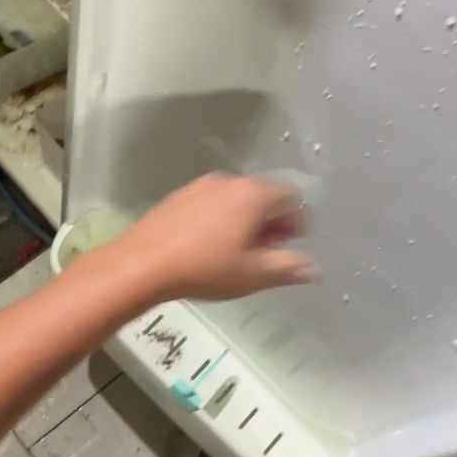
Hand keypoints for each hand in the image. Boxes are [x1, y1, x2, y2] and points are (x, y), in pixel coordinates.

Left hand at [99, 172, 316, 300]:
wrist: (143, 263)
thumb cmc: (206, 268)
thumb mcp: (253, 275)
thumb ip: (287, 268)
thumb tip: (313, 268)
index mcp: (254, 194)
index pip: (292, 197)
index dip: (297, 222)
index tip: (290, 244)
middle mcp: (229, 181)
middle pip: (263, 195)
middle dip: (272, 221)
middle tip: (268, 251)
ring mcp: (200, 185)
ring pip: (236, 198)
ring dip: (246, 220)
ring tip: (238, 251)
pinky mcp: (178, 196)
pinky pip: (212, 202)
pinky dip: (221, 217)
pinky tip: (209, 244)